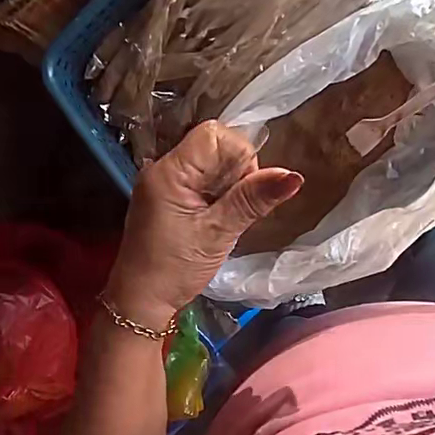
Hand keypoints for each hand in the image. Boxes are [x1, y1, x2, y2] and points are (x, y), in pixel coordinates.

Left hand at [106, 121, 301, 328]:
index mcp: (170, 171)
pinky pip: (200, 179)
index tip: (242, 192)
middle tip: (231, 210)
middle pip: (214, 146)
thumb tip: (294, 176)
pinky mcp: (166, 196)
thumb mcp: (218, 234)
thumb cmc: (175, 269)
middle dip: (234, 172)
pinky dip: (215, 194)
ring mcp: (163, 181)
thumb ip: (253, 200)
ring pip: (210, 163)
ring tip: (221, 218)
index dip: (239, 156)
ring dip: (226, 186)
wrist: (140, 299)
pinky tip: (213, 219)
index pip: (215, 135)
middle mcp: (162, 167)